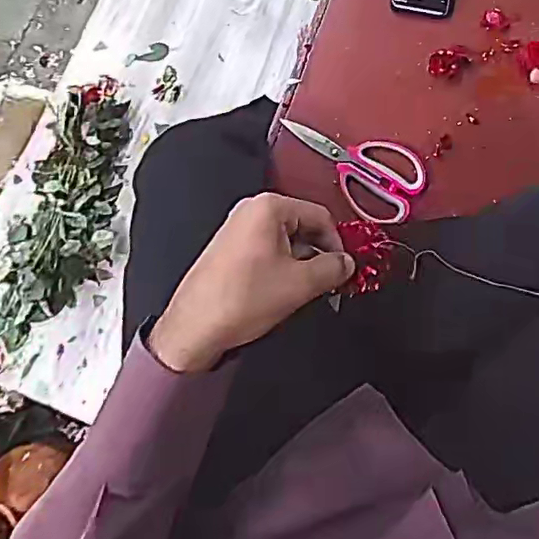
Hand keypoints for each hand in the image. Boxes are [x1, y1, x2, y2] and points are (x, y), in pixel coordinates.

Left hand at [149, 193, 354, 371]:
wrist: (192, 331)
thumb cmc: (234, 301)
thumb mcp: (300, 284)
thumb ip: (332, 269)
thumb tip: (345, 264)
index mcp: (268, 208)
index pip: (320, 216)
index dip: (337, 244)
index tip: (343, 265)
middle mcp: (251, 212)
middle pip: (303, 227)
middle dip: (318, 255)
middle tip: (329, 280)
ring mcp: (238, 230)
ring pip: (287, 241)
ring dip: (300, 264)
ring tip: (303, 291)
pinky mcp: (231, 250)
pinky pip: (268, 251)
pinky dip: (281, 269)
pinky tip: (281, 293)